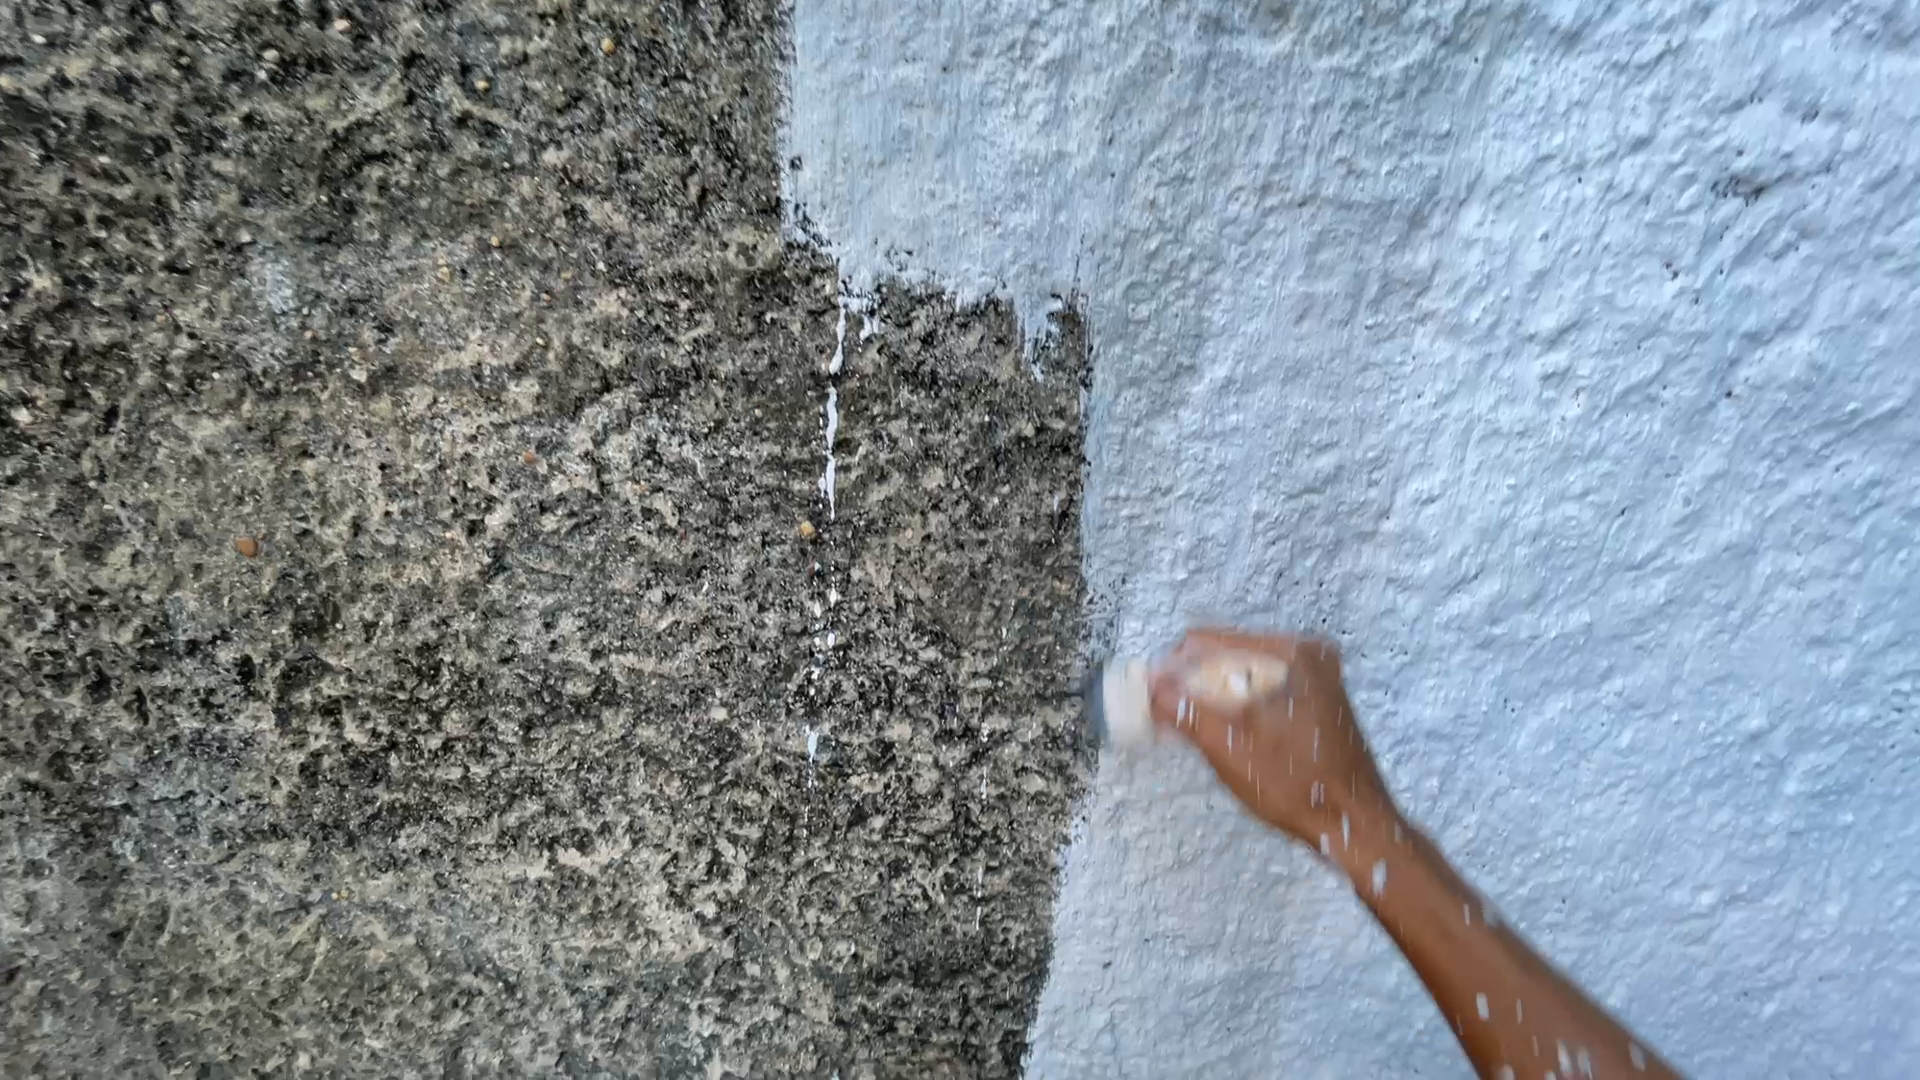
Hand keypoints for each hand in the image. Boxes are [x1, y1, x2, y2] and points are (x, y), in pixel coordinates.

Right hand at [1147, 628, 1396, 854]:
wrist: (1357, 827)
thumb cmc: (1295, 785)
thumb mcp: (1227, 746)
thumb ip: (1183, 709)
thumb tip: (1149, 684)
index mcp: (1288, 652)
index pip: (1207, 642)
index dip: (1172, 668)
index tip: (1151, 695)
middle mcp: (1305, 652)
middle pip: (1225, 653)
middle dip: (1191, 681)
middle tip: (1166, 712)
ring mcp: (1316, 674)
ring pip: (1242, 670)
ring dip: (1211, 692)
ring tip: (1187, 723)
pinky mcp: (1319, 696)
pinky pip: (1261, 684)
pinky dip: (1236, 701)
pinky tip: (1220, 727)